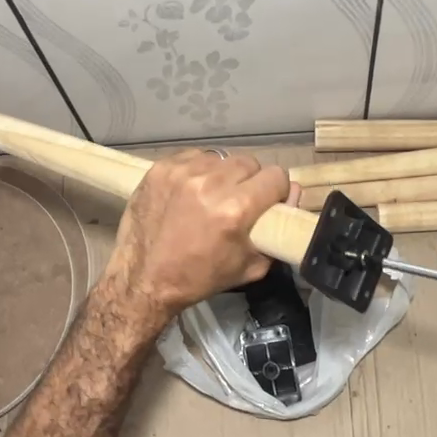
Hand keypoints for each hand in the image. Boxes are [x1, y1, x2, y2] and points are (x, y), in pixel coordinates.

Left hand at [103, 150, 294, 317]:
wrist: (144, 279)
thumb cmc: (199, 278)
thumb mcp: (251, 266)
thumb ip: (277, 229)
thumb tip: (292, 193)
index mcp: (236, 210)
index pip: (276, 176)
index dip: (276, 190)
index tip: (268, 202)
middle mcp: (210, 184)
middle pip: (250, 162)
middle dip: (249, 181)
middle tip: (238, 202)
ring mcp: (182, 173)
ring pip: (221, 158)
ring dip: (222, 175)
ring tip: (211, 196)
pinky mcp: (160, 169)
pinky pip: (193, 157)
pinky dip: (197, 171)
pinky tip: (190, 192)